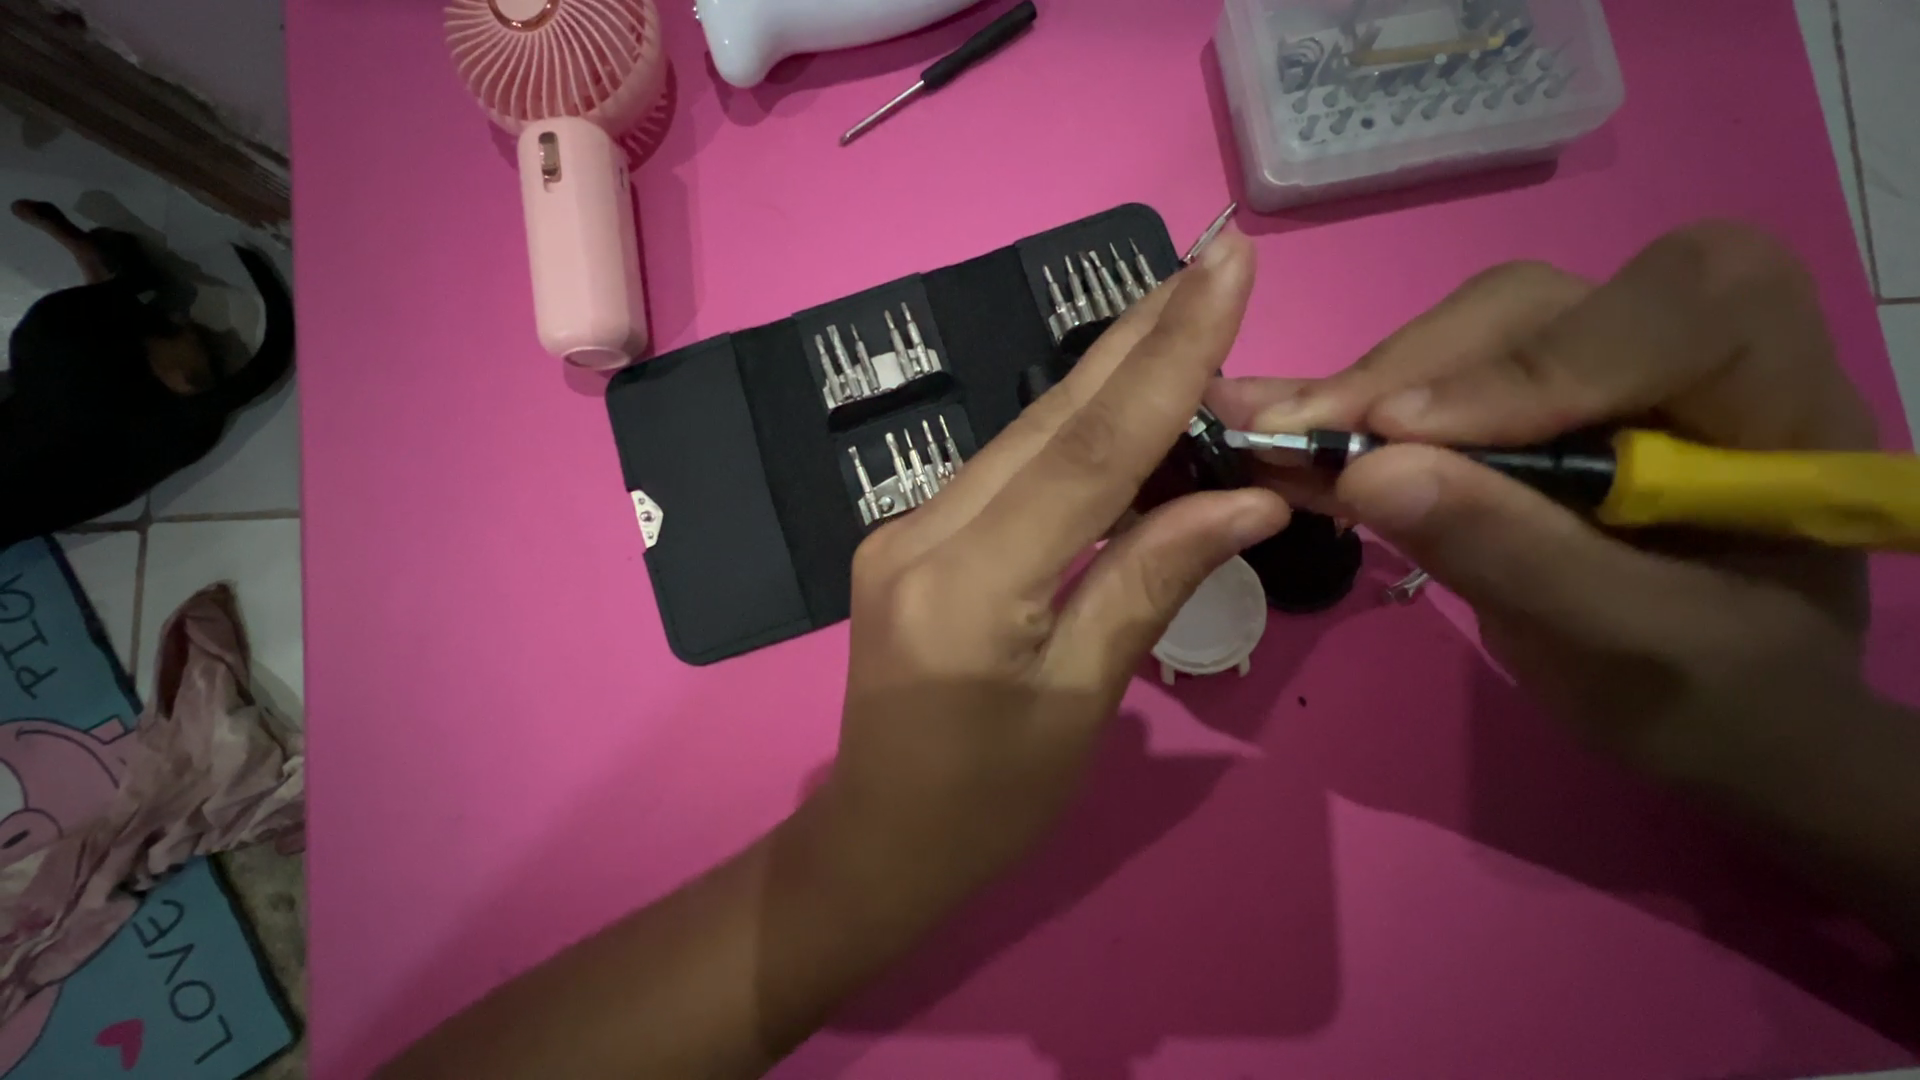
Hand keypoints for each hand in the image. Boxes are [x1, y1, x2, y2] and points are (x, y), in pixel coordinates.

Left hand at [820, 227, 1286, 910]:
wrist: (878, 838)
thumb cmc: (988, 801)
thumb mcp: (1082, 703)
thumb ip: (1150, 584)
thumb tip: (1247, 500)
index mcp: (967, 585)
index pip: (1086, 451)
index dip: (1165, 359)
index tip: (1224, 269)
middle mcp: (921, 533)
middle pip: (1047, 423)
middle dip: (1135, 340)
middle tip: (1209, 262)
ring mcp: (904, 531)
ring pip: (1021, 439)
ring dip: (1104, 382)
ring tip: (1181, 317)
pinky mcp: (906, 539)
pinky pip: (1002, 475)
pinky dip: (1067, 438)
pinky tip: (1116, 409)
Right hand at [1211, 224, 1919, 949]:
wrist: (1707, 705)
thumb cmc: (1713, 692)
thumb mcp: (1629, 640)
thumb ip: (1515, 552)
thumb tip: (1367, 473)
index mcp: (1778, 399)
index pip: (1672, 316)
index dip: (1526, 363)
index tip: (1398, 434)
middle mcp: (1682, 352)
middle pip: (1534, 308)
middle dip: (1409, 374)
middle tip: (1300, 436)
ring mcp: (1587, 369)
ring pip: (1460, 334)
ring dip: (1359, 391)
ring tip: (1272, 440)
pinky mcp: (1510, 402)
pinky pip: (1420, 381)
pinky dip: (1341, 406)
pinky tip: (1269, 419)